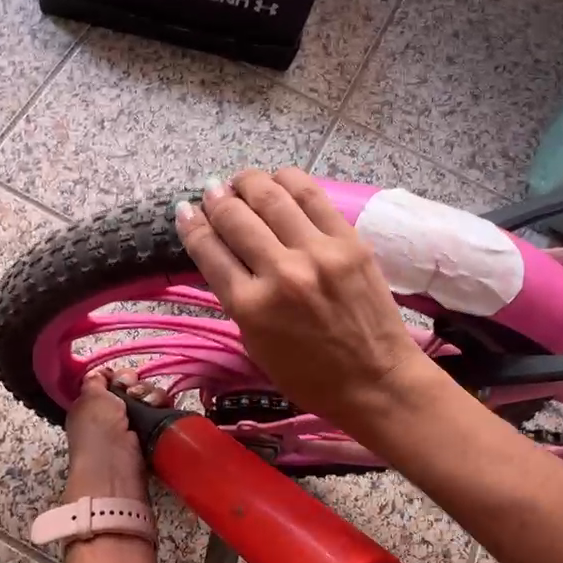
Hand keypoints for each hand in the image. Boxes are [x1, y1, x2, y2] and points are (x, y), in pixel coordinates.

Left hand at [63, 368, 166, 503]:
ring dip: (152, 394)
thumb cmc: (96, 432)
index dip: (117, 376)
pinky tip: (160, 407)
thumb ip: (95, 381)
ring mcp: (134, 426)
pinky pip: (163, 412)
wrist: (115, 470)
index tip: (120, 380)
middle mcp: (113, 415)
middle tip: (133, 394)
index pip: (111, 382)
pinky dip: (164, 406)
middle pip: (134, 387)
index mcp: (92, 406)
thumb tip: (100, 373)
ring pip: (151, 398)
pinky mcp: (153, 436)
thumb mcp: (90, 399)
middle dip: (137, 385)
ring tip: (148, 403)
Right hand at [174, 167, 439, 434]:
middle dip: (214, 200)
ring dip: (247, 182)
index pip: (208, 250)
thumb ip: (236, 298)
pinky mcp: (349, 241)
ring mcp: (317, 253)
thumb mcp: (255, 345)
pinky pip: (311, 196)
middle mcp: (279, 273)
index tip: (184, 211)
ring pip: (270, 195)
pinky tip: (277, 181)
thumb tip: (221, 254)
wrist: (377, 381)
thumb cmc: (309, 377)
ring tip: (241, 182)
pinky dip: (287, 181)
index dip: (190, 225)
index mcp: (250, 307)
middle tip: (211, 194)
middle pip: (234, 216)